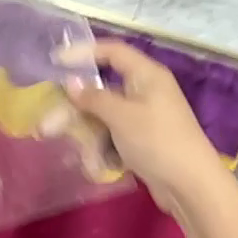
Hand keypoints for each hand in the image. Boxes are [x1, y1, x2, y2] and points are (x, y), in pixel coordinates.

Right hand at [63, 42, 230, 207]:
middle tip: (47, 127)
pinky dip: (104, 150)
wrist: (190, 186)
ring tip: (84, 158)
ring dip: (89, 137)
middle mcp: (145, 91)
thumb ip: (93, 97)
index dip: (83, 53)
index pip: (112, 52)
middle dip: (76, 111)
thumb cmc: (157, 141)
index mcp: (146, 75)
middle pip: (102, 91)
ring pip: (104, 118)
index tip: (55, 62)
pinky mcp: (142, 141)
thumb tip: (70, 82)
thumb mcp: (121, 116)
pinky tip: (98, 168)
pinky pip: (114, 137)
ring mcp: (144, 118)